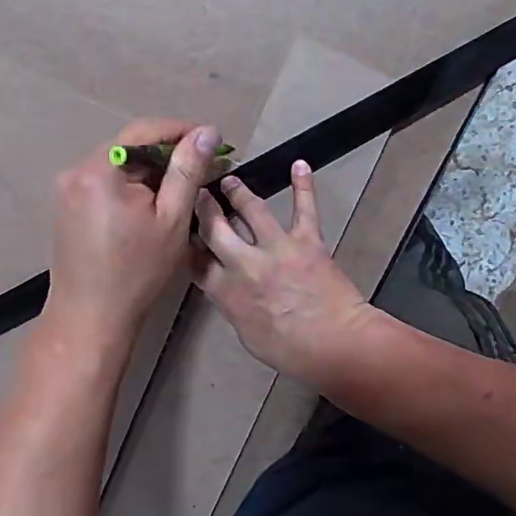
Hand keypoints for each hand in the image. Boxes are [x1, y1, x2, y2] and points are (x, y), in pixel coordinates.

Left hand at [44, 119, 218, 345]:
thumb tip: (207, 131)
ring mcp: (66, 188)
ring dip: (150, 170)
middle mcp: (76, 171)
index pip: (144, 130)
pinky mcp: (66, 205)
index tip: (211, 140)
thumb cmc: (137, 272)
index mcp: (99, 171)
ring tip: (182, 187)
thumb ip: (188, 171)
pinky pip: (105, 181)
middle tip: (203, 166)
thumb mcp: (172, 219)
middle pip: (129, 146)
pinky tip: (152, 203)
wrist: (90, 316)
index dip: (180, 130)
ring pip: (118, 164)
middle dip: (167, 153)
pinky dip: (131, 185)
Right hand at [192, 160, 376, 380]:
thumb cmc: (290, 351)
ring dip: (239, 192)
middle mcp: (245, 263)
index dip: (186, 241)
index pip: (196, 261)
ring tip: (231, 180)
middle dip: (203, 207)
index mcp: (226, 291)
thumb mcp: (247, 335)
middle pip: (215, 228)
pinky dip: (304, 186)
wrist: (334, 343)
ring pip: (252, 209)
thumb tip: (229, 292)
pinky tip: (300, 164)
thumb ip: (233, 306)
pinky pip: (304, 208)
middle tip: (197, 191)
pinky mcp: (307, 240)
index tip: (180, 227)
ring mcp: (276, 248)